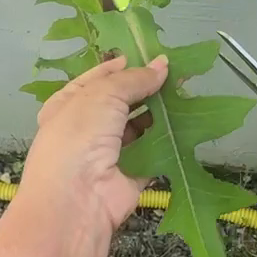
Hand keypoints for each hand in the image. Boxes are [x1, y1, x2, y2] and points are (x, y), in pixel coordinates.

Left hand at [19, 54, 169, 237]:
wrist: (77, 201)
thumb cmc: (78, 138)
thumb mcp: (101, 96)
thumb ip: (133, 80)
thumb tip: (162, 65)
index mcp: (68, 106)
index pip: (96, 80)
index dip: (121, 67)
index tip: (149, 56)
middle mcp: (87, 130)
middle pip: (121, 104)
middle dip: (146, 90)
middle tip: (177, 76)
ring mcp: (109, 154)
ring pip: (139, 128)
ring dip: (160, 114)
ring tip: (186, 95)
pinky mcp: (132, 176)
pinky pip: (153, 155)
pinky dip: (168, 142)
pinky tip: (187, 124)